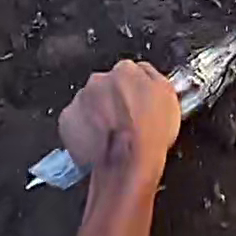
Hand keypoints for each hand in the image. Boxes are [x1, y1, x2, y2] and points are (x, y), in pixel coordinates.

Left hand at [58, 60, 181, 194]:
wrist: (128, 164)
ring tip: (111, 135)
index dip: (133, 90)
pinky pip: (75, 120)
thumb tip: (146, 73)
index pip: (127, 73)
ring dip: (97, 114)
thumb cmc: (150, 135)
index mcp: (125, 71)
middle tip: (124, 121)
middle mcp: (99, 80)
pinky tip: (97, 141)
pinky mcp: (67, 120)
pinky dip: (83, 128)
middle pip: (105, 86)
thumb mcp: (169, 98)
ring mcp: (80, 99)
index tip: (135, 103)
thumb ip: (153, 78)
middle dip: (112, 100)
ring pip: (89, 102)